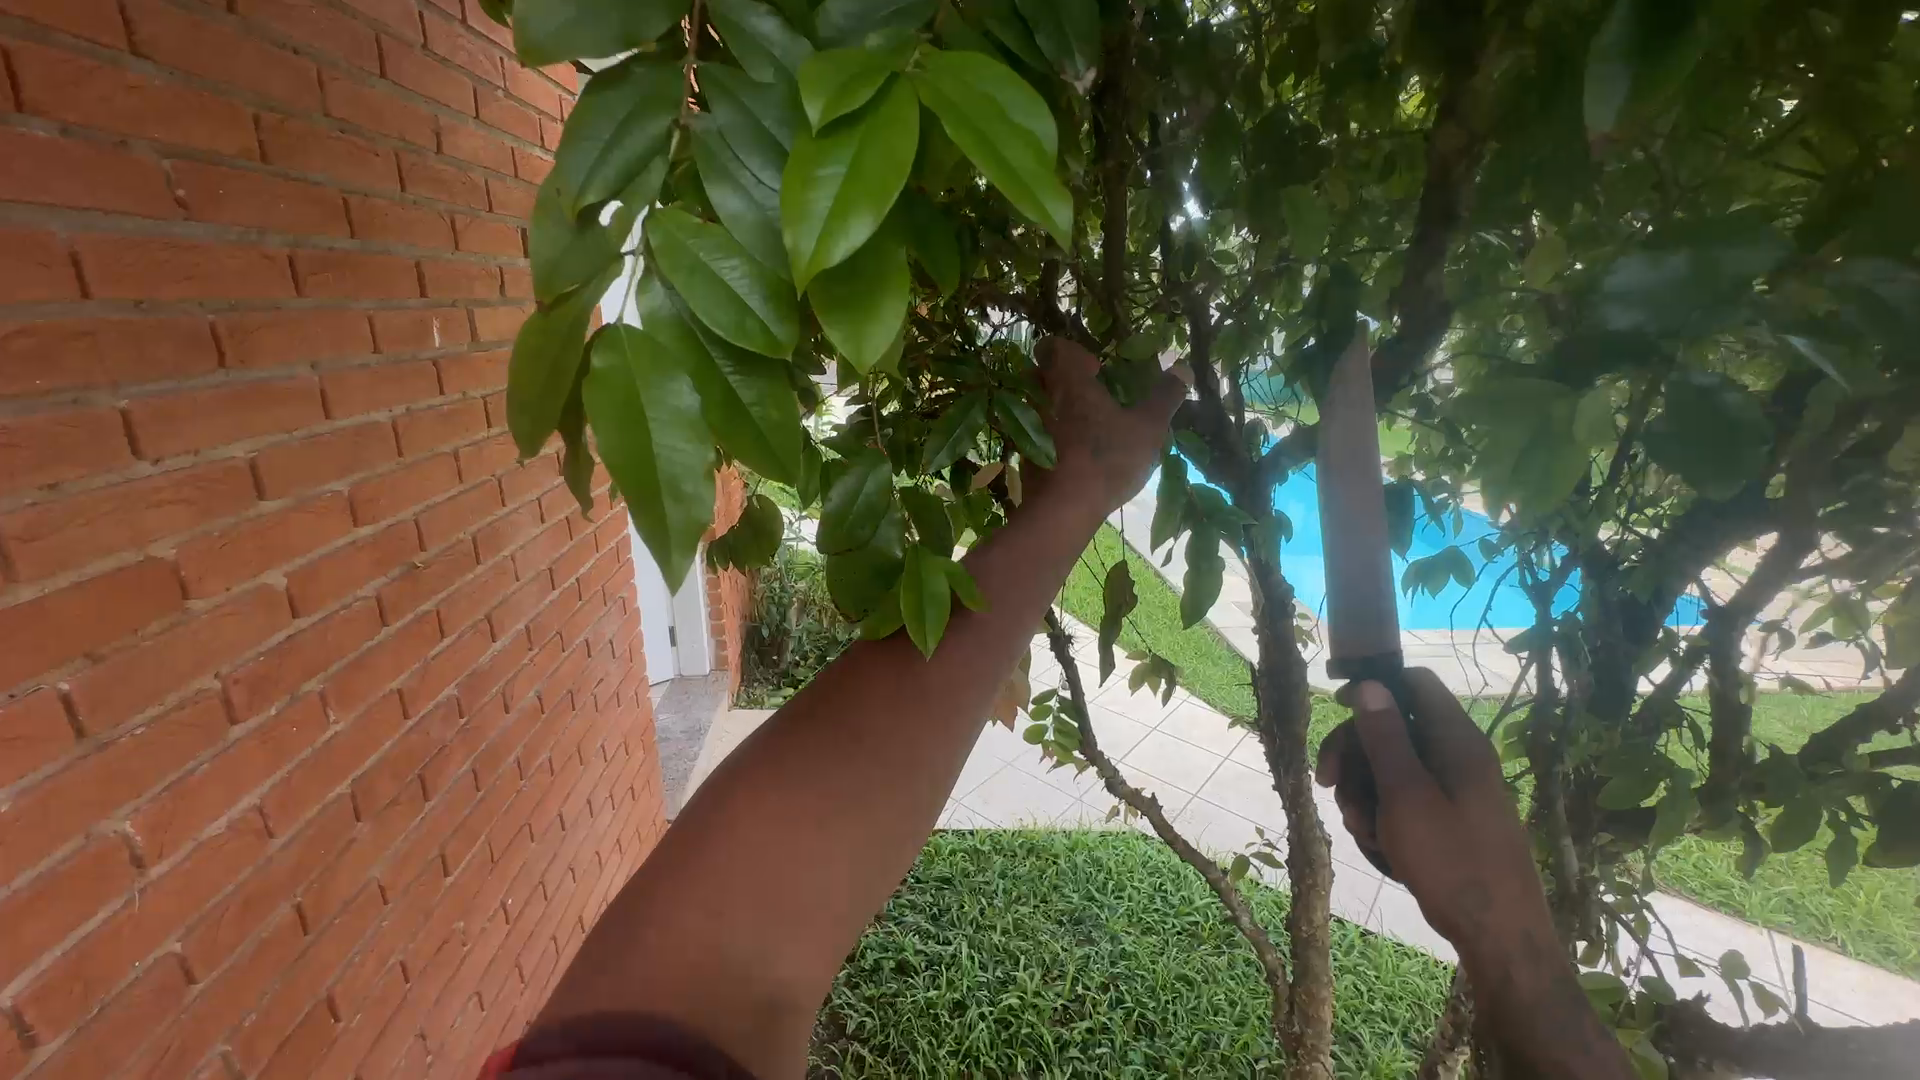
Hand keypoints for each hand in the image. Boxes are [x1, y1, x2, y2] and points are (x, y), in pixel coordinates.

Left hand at [1028, 337, 1187, 516]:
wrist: (1063, 509)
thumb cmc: (1107, 459)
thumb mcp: (1148, 427)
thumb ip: (1165, 396)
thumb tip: (1184, 368)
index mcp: (1067, 380)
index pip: (1053, 346)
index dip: (1072, 353)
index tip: (1095, 369)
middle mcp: (1038, 397)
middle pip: (1041, 375)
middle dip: (1063, 381)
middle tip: (1093, 397)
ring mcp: (1026, 427)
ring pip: (1036, 406)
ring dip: (1056, 410)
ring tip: (1086, 426)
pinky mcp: (1023, 455)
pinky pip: (1034, 435)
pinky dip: (1050, 437)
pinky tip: (1073, 454)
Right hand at [1317, 675, 1637, 1078]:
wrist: (1498, 936)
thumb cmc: (1451, 860)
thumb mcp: (1405, 795)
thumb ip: (1385, 736)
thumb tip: (1369, 684)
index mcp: (1455, 741)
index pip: (1413, 683)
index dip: (1372, 688)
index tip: (1336, 709)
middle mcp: (1456, 756)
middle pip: (1391, 727)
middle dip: (1353, 755)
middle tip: (1329, 785)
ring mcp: (1453, 788)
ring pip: (1390, 766)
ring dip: (1363, 792)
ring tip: (1361, 829)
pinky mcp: (1448, 816)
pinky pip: (1402, 797)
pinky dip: (1382, 813)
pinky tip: (1376, 842)